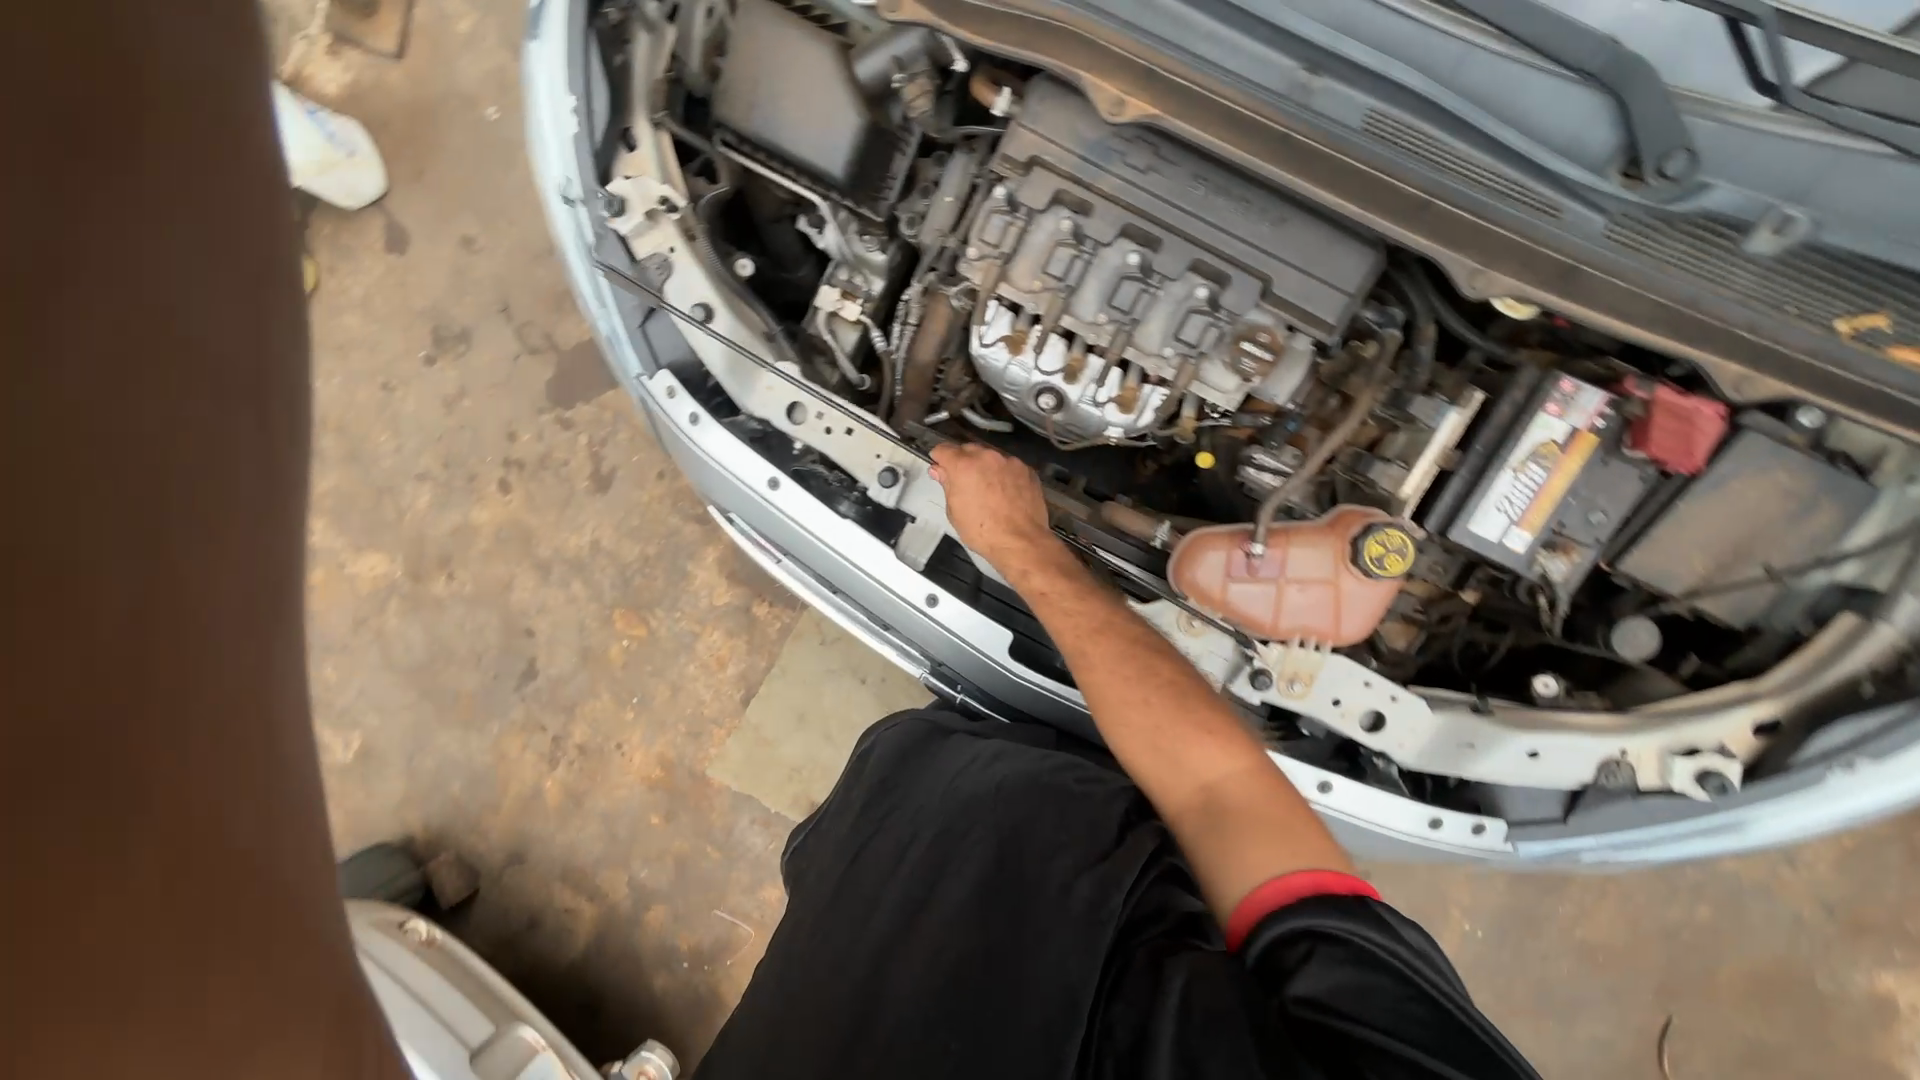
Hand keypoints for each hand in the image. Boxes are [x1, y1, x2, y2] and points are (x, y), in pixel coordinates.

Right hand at [929, 442, 1061, 571]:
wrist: (1021, 541)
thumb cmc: (982, 531)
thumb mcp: (955, 511)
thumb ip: (947, 485)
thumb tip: (939, 471)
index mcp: (963, 466)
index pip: (944, 449)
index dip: (939, 459)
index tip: (940, 468)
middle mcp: (987, 457)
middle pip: (968, 449)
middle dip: (963, 461)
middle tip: (964, 481)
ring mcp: (1009, 461)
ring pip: (991, 456)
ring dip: (985, 466)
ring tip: (988, 488)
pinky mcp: (1027, 470)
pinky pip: (1009, 466)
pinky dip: (1004, 474)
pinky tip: (1006, 492)